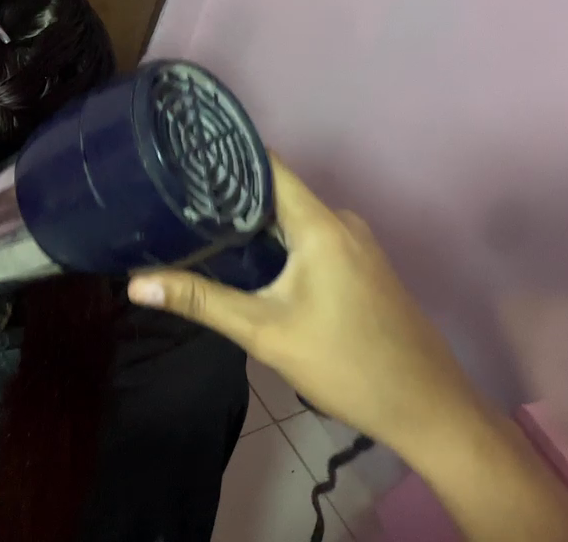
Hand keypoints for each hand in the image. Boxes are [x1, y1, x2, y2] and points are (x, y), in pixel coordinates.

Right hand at [128, 159, 483, 458]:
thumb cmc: (348, 365)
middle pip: (275, 190)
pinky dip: (275, 240)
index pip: (266, 165)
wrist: (432, 413)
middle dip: (226, 193)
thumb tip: (135, 283)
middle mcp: (340, 222)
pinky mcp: (361, 266)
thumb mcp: (265, 333)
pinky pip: (308, 236)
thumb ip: (200, 301)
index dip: (223, 156)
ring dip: (251, 221)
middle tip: (173, 196)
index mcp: (321, 224)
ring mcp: (355, 244)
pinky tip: (245, 259)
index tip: (180, 154)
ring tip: (197, 224)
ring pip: (291, 217)